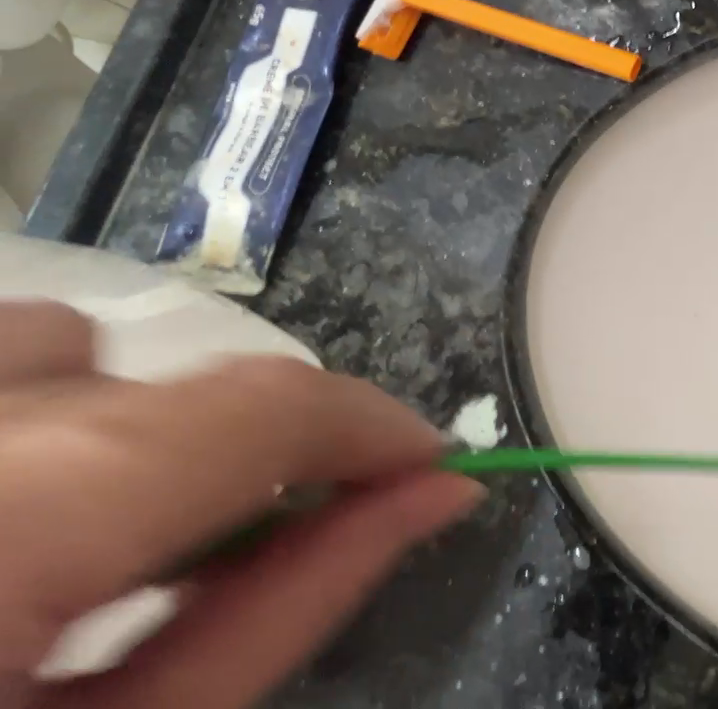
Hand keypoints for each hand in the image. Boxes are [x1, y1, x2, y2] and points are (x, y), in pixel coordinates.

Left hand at [0, 300, 481, 708]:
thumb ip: (284, 609)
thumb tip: (440, 493)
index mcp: (13, 522)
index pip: (261, 407)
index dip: (372, 428)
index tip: (431, 469)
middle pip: (172, 379)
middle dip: (255, 450)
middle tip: (259, 542)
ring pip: (50, 340)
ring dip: (122, 412)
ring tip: (104, 523)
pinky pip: (1, 356)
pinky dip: (42, 411)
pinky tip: (44, 502)